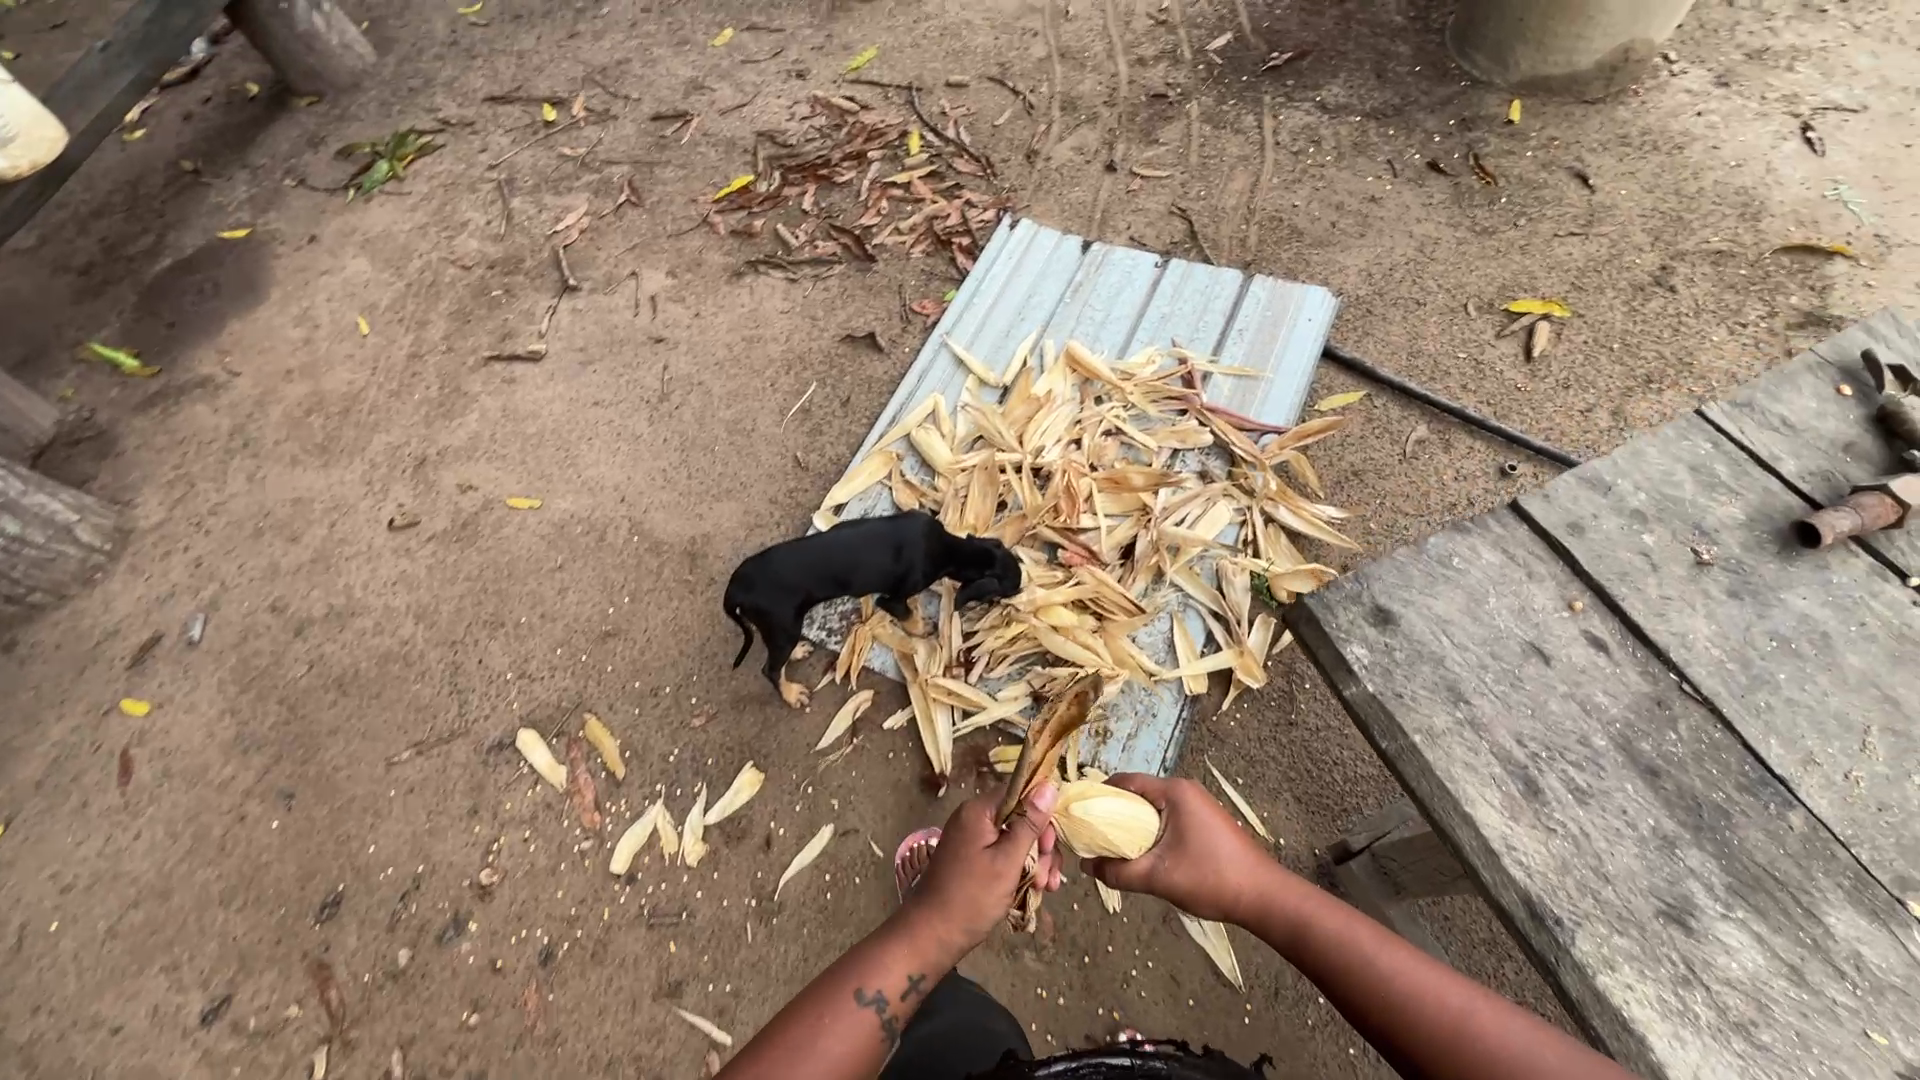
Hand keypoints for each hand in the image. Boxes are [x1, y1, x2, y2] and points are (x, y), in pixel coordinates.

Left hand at [902, 784, 1062, 954]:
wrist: (933, 935)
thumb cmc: (972, 897)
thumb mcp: (1008, 860)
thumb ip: (1029, 823)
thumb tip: (1049, 784)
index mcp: (978, 810)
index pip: (1020, 792)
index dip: (1041, 815)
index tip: (1050, 845)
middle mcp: (975, 818)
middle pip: (1020, 818)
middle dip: (1041, 846)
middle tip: (1049, 876)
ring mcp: (973, 839)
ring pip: (1016, 839)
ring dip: (1036, 862)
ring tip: (1044, 888)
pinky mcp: (974, 859)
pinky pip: (1005, 854)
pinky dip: (1021, 869)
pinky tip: (1035, 889)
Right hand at [1080, 773, 1279, 923]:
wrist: (1266, 898)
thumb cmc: (1211, 879)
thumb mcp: (1157, 877)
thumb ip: (1118, 872)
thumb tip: (1086, 867)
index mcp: (1175, 792)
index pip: (1125, 781)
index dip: (1099, 795)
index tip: (1080, 815)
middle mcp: (1186, 791)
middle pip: (1138, 794)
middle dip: (1114, 813)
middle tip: (1094, 836)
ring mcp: (1199, 806)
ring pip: (1153, 809)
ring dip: (1133, 825)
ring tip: (1115, 849)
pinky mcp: (1206, 823)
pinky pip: (1168, 819)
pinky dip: (1152, 832)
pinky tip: (1145, 856)